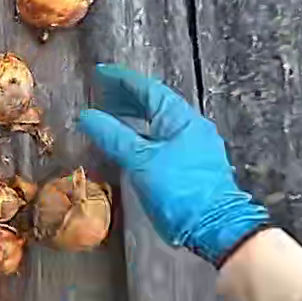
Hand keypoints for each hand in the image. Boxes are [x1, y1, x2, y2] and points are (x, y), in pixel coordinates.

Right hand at [76, 64, 268, 264]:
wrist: (214, 227)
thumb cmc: (178, 190)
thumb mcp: (140, 161)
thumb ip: (113, 136)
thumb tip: (87, 115)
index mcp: (179, 117)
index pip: (147, 89)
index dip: (122, 80)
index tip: (100, 73)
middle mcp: (189, 126)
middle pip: (154, 103)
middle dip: (126, 97)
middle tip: (101, 94)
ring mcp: (193, 146)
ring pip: (158, 123)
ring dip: (134, 117)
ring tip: (111, 117)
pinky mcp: (192, 165)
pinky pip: (162, 140)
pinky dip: (143, 136)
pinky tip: (130, 145)